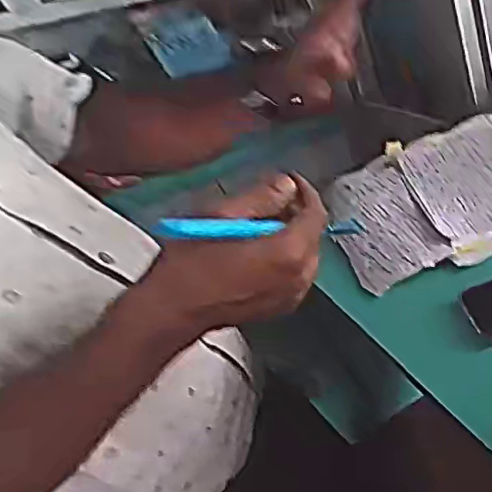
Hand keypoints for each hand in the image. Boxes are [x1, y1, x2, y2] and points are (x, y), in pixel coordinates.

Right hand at [129, 173, 325, 341]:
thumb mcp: (219, 217)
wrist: (175, 309)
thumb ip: (260, 198)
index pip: (316, 215)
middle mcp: (302, 274)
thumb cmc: (190, 263)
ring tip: (260, 225)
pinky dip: (287, 258)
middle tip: (271, 200)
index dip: (306, 193)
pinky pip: (298, 273)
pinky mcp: (287, 303)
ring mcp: (296, 292)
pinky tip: (259, 251)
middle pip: (313, 235)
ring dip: (291, 237)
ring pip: (307, 254)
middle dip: (296, 215)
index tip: (293, 182)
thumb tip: (287, 185)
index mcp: (289, 251)